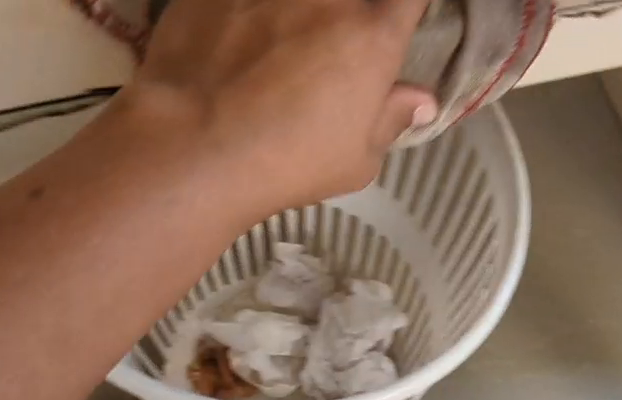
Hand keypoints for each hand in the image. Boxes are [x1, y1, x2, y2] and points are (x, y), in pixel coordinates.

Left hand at [119, 0, 438, 215]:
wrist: (200, 142)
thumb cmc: (292, 161)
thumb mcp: (358, 161)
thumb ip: (391, 119)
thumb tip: (422, 101)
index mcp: (373, 33)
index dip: (408, 10)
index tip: (400, 22)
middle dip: (351, 17)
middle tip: (335, 51)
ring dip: (299, 16)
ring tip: (285, 52)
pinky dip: (253, 13)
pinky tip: (242, 45)